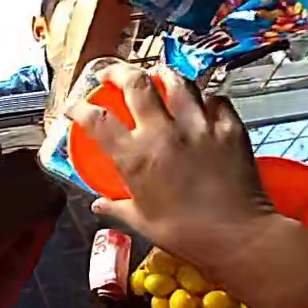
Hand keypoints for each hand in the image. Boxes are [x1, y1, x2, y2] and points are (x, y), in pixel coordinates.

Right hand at [68, 62, 273, 270]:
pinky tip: (201, 102)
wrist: (234, 235)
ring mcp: (198, 126)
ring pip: (178, 83)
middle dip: (118, 72)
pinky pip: (215, 100)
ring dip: (163, 75)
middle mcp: (162, 133)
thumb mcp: (140, 221)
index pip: (97, 120)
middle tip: (111, 74)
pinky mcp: (229, 128)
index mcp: (134, 157)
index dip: (79, 108)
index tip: (73, 106)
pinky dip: (204, 97)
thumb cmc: (181, 233)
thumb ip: (116, 207)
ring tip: (157, 74)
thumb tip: (98, 205)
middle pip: (136, 85)